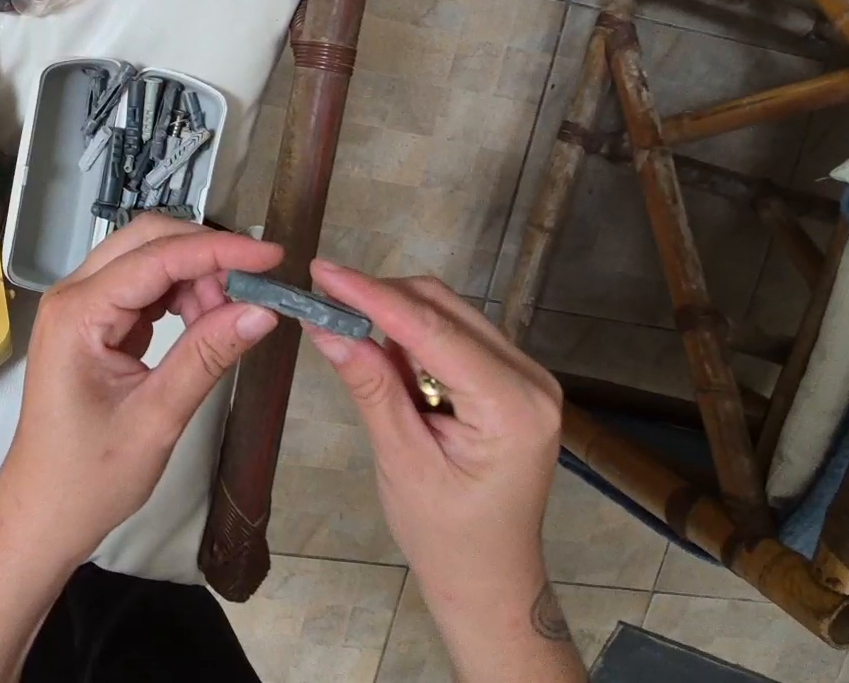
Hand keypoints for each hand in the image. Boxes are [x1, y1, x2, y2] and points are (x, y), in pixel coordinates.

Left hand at [0, 216, 284, 565]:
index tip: (272, 257)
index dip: (218, 251)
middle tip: (255, 287)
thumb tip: (262, 310)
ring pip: (147, 259)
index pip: (156, 258)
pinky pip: (143, 286)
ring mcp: (81, 304)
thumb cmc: (90, 477)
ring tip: (230, 316)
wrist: (44, 510)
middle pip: (146, 241)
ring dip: (195, 276)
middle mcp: (73, 294)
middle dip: (205, 255)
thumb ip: (207, 357)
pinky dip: (180, 294)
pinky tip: (206, 321)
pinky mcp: (95, 321)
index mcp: (77, 312)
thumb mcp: (157, 419)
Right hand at [304, 261, 577, 680]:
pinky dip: (407, 330)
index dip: (371, 295)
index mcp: (512, 406)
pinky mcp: (506, 377)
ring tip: (339, 318)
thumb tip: (324, 325)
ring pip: (445, 312)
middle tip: (320, 293)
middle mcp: (528, 378)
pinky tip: (375, 343)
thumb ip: (370, 386)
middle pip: (443, 308)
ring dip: (391, 309)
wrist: (488, 577)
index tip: (321, 270)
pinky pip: (450, 332)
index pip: (431, 330)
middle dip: (379, 295)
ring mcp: (522, 375)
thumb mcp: (401, 461)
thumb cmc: (445, 534)